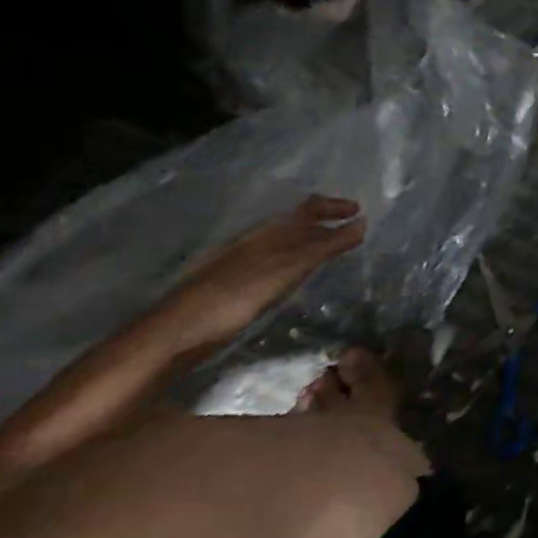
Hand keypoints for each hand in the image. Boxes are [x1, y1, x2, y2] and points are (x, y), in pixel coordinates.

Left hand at [154, 195, 365, 350]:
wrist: (174, 332)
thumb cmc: (237, 294)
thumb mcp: (289, 268)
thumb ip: (326, 246)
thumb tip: (363, 222)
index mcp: (270, 231)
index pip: (308, 207)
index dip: (334, 205)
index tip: (360, 211)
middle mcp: (256, 240)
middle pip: (296, 222)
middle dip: (324, 222)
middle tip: (350, 230)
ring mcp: (242, 261)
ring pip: (284, 241)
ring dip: (309, 241)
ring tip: (330, 250)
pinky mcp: (234, 283)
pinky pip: (274, 260)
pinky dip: (294, 260)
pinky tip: (294, 276)